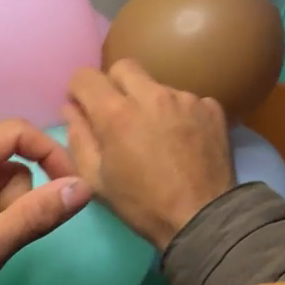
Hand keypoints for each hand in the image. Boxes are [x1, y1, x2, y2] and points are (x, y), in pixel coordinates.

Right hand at [62, 60, 236, 248]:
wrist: (203, 217)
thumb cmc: (142, 204)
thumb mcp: (96, 179)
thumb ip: (78, 137)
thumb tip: (72, 108)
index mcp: (116, 112)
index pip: (85, 76)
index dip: (80, 91)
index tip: (85, 107)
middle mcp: (153, 94)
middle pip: (124, 67)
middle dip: (115, 85)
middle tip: (120, 115)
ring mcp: (187, 98)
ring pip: (158, 85)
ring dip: (151, 102)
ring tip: (158, 135)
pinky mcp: (212, 107)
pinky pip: (188, 100)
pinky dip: (181, 114)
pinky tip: (185, 140)